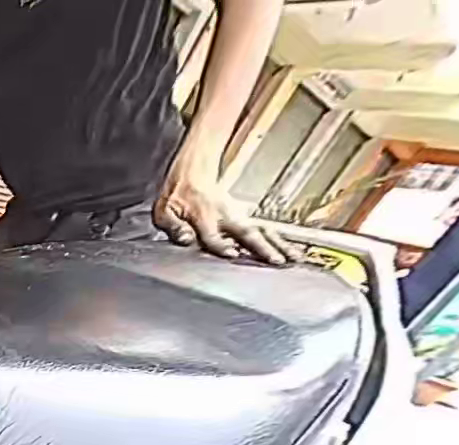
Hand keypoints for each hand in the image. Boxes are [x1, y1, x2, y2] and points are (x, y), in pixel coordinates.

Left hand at [154, 163, 289, 264]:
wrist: (194, 170)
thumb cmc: (177, 194)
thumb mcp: (164, 211)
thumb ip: (173, 227)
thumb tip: (185, 239)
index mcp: (204, 216)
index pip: (213, 235)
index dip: (221, 245)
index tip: (232, 255)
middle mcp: (225, 215)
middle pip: (247, 233)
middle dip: (262, 247)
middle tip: (277, 261)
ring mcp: (238, 215)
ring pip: (261, 231)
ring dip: (278, 244)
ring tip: (294, 258)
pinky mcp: (244, 216)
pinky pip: (263, 229)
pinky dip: (278, 240)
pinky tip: (289, 250)